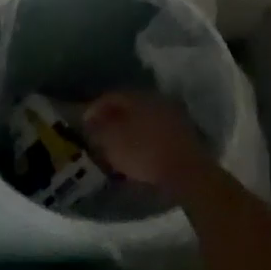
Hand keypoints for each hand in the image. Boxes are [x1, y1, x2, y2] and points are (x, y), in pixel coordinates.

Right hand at [82, 91, 208, 190]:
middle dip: (112, 117)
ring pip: (144, 118)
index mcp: (137, 97)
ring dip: (129, 127)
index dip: (93, 109)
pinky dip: (144, 137)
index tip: (84, 124)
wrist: (187, 172)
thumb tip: (91, 121)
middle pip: (129, 105)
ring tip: (117, 143)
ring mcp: (173, 116)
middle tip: (100, 132)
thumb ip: (97, 128)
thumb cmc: (142, 152)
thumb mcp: (110, 141)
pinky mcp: (184, 134)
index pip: (110, 97)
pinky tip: (138, 150)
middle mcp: (156, 100)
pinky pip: (156, 130)